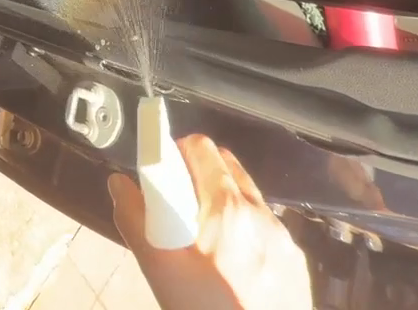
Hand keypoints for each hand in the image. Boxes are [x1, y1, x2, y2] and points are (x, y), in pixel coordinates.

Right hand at [107, 135, 311, 309]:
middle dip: (199, 175)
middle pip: (227, 166)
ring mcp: (285, 242)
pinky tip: (233, 268)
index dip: (176, 153)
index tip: (164, 180)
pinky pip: (266, 229)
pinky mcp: (299, 268)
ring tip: (205, 244)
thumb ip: (134, 218)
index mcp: (227, 208)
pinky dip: (246, 232)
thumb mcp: (158, 269)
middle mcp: (262, 215)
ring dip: (223, 203)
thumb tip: (119, 183)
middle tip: (179, 209)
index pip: (201, 147)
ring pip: (248, 198)